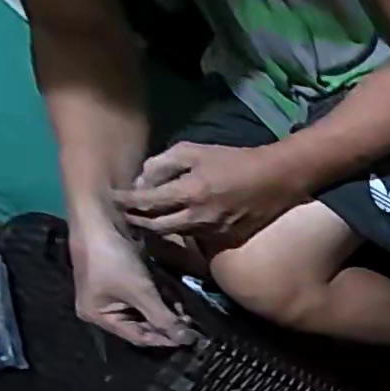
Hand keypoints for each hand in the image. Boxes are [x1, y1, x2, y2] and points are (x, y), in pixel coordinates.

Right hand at [71, 233, 196, 347]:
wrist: (101, 221)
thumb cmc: (114, 260)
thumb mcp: (141, 292)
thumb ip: (164, 318)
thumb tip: (187, 340)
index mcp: (98, 316)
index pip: (140, 338)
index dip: (167, 340)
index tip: (192, 339)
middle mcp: (104, 310)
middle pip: (145, 327)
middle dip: (169, 325)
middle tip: (193, 324)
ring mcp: (115, 296)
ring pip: (150, 314)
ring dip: (170, 313)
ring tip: (187, 313)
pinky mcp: (126, 283)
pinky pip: (149, 300)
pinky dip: (164, 301)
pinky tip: (178, 300)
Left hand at [115, 142, 304, 243]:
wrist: (277, 180)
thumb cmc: (234, 160)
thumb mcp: (193, 151)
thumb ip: (162, 164)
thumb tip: (143, 181)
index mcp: (188, 193)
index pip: (145, 203)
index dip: (125, 202)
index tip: (112, 198)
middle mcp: (200, 218)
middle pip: (158, 228)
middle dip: (137, 222)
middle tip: (125, 216)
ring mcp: (216, 232)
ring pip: (178, 235)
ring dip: (160, 230)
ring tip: (147, 222)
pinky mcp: (230, 239)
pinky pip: (200, 239)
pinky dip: (185, 232)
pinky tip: (180, 225)